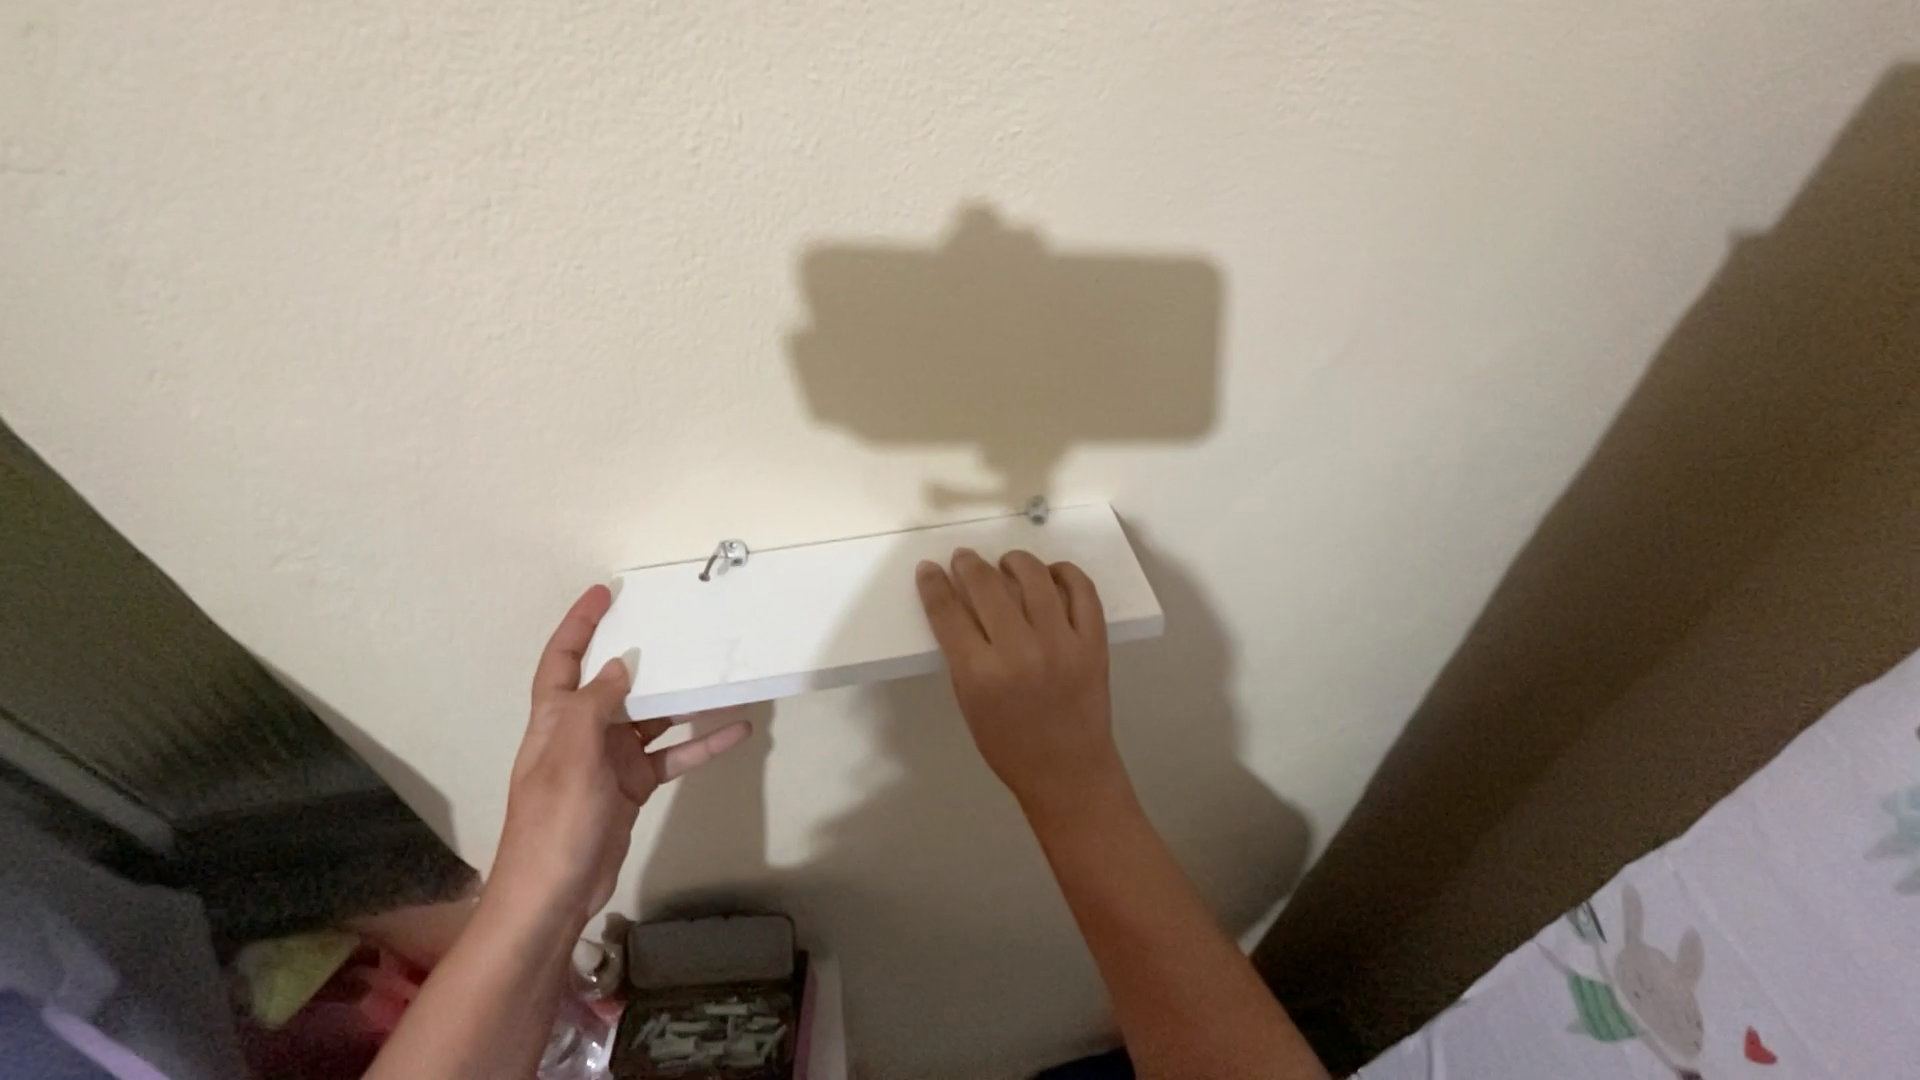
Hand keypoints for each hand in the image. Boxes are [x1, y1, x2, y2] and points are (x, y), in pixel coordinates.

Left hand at [487, 585, 752, 928]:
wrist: (555, 896)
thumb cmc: (556, 823)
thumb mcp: (572, 758)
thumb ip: (595, 706)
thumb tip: (624, 664)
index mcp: (555, 719)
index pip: (563, 660)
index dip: (578, 625)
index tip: (604, 594)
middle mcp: (582, 731)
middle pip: (614, 681)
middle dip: (642, 653)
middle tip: (677, 625)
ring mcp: (610, 759)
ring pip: (650, 716)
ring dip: (680, 698)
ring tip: (715, 671)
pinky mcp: (633, 784)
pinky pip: (671, 754)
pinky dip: (700, 743)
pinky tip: (735, 730)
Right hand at [915, 548, 1125, 814]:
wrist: (1068, 771)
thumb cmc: (1009, 744)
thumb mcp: (969, 703)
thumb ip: (962, 654)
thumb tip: (958, 604)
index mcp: (980, 673)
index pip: (947, 611)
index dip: (933, 583)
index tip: (928, 568)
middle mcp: (1019, 651)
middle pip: (986, 584)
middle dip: (968, 564)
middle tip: (964, 558)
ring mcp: (1062, 643)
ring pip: (1034, 576)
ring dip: (1014, 561)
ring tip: (1007, 564)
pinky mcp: (1094, 642)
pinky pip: (1082, 589)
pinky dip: (1063, 573)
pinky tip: (1050, 574)